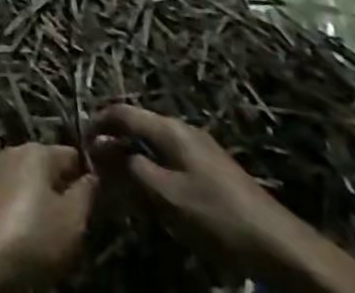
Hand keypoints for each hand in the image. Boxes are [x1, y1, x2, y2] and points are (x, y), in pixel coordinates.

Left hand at [0, 143, 95, 292]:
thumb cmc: (32, 234)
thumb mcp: (73, 217)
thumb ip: (87, 192)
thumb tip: (93, 176)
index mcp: (38, 150)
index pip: (75, 156)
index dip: (90, 178)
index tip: (101, 203)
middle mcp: (17, 152)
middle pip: (54, 170)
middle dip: (68, 194)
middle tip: (80, 223)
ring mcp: (0, 173)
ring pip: (37, 187)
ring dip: (49, 208)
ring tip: (58, 236)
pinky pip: (21, 199)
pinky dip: (31, 215)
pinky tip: (35, 239)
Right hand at [87, 105, 354, 292]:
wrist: (276, 242)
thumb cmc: (216, 215)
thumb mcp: (167, 195)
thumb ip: (131, 169)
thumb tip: (103, 150)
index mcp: (170, 129)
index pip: (122, 112)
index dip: (97, 124)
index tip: (79, 144)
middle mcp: (182, 129)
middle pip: (137, 124)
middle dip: (112, 141)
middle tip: (94, 166)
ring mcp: (197, 147)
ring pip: (151, 142)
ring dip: (129, 156)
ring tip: (114, 180)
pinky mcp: (207, 167)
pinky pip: (166, 156)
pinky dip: (147, 167)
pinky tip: (145, 190)